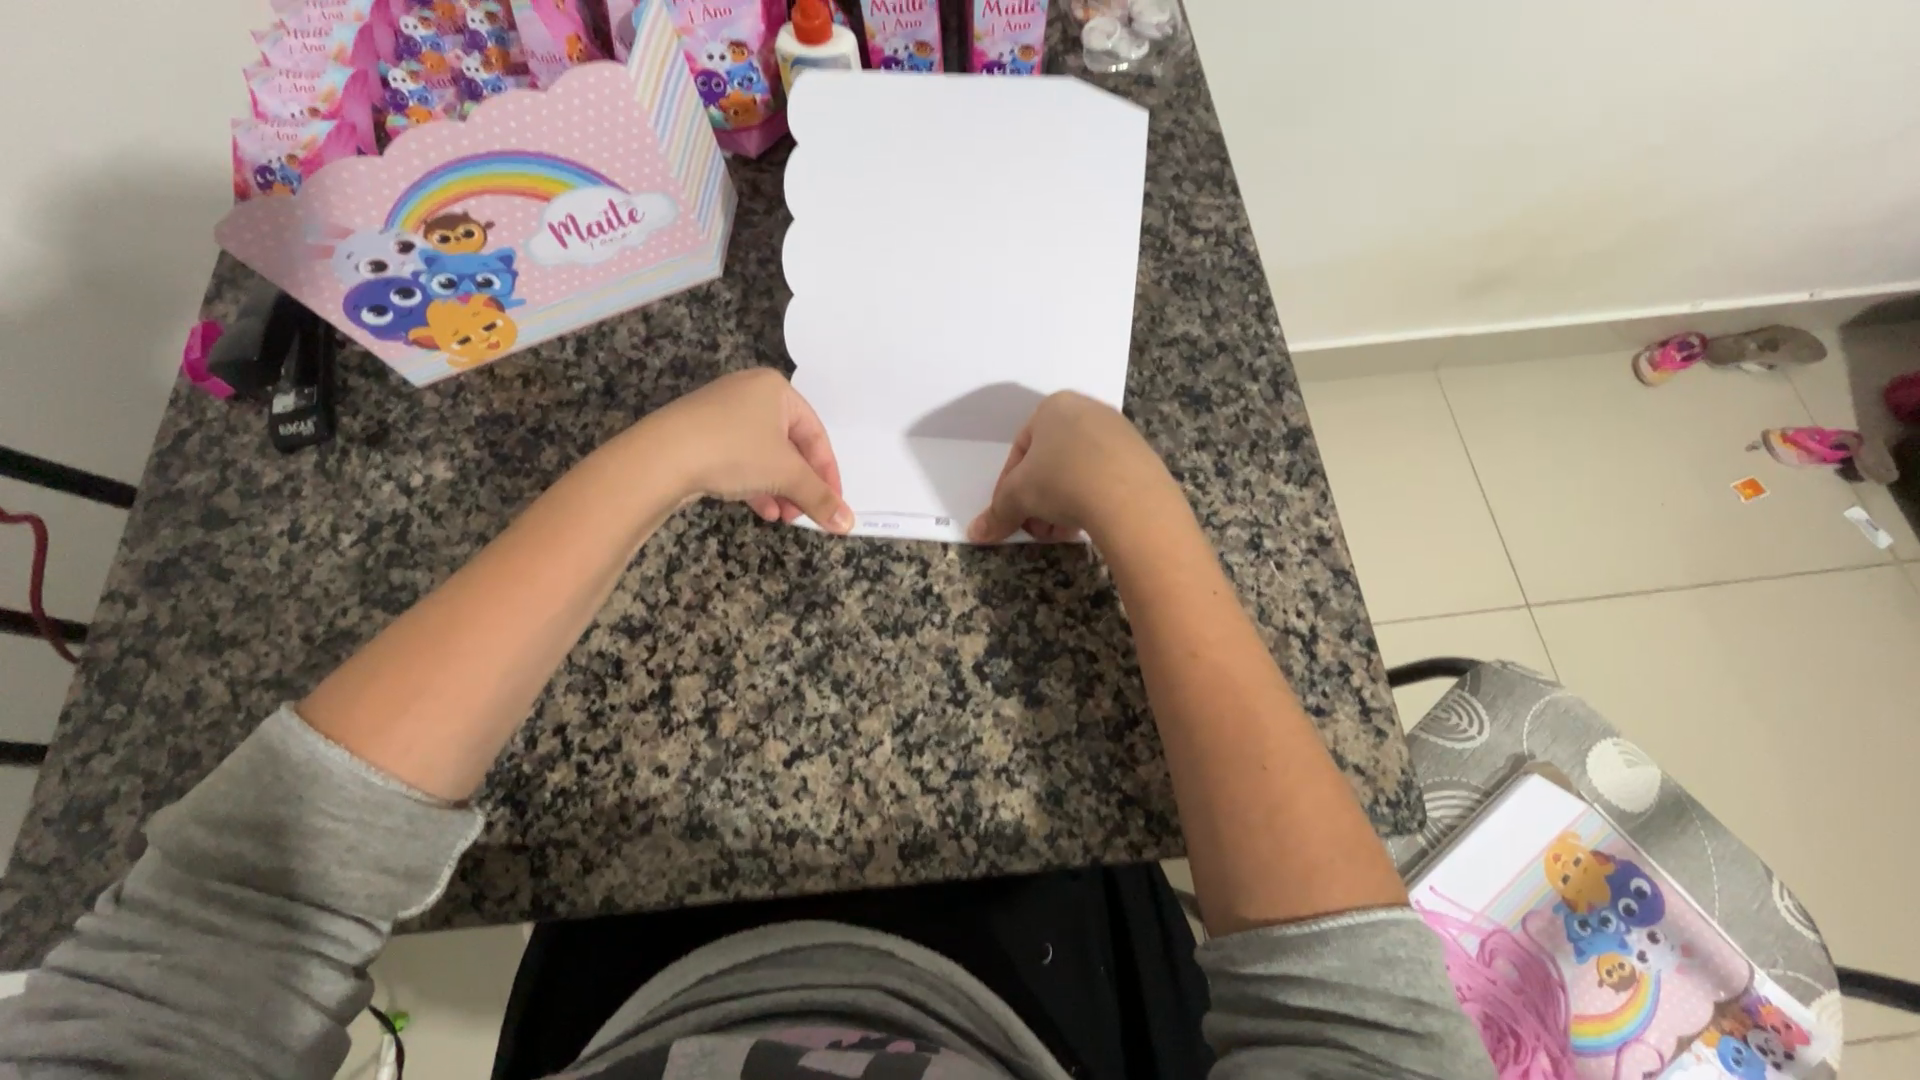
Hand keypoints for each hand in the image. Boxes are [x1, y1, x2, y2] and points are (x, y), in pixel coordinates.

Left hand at [646, 369, 853, 532]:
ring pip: (765, 456)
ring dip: (779, 489)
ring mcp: (722, 414)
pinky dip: (755, 484)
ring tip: (784, 516)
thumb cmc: (733, 451)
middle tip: (806, 513)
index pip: (816, 435)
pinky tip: (762, 510)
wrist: (660, 457)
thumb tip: (848, 522)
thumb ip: (820, 497)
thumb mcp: (785, 474)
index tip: (834, 504)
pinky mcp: (702, 435)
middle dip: (800, 485)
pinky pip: (740, 460)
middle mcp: (750, 394)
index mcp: (776, 390)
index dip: (828, 473)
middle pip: (790, 447)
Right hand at [967, 392, 1180, 543]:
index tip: (1009, 513)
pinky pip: (1105, 478)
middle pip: (1050, 462)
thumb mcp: (1018, 497)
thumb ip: (997, 513)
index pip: (1020, 450)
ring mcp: (1119, 433)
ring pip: (1077, 472)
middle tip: (1036, 527)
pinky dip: (1091, 500)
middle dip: (1038, 499)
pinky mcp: (1141, 457)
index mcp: (1054, 407)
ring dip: (1062, 504)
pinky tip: (1088, 524)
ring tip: (1060, 531)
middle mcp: (1088, 411)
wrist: (1129, 497)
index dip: (1009, 487)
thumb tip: (976, 533)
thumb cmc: (1062, 480)